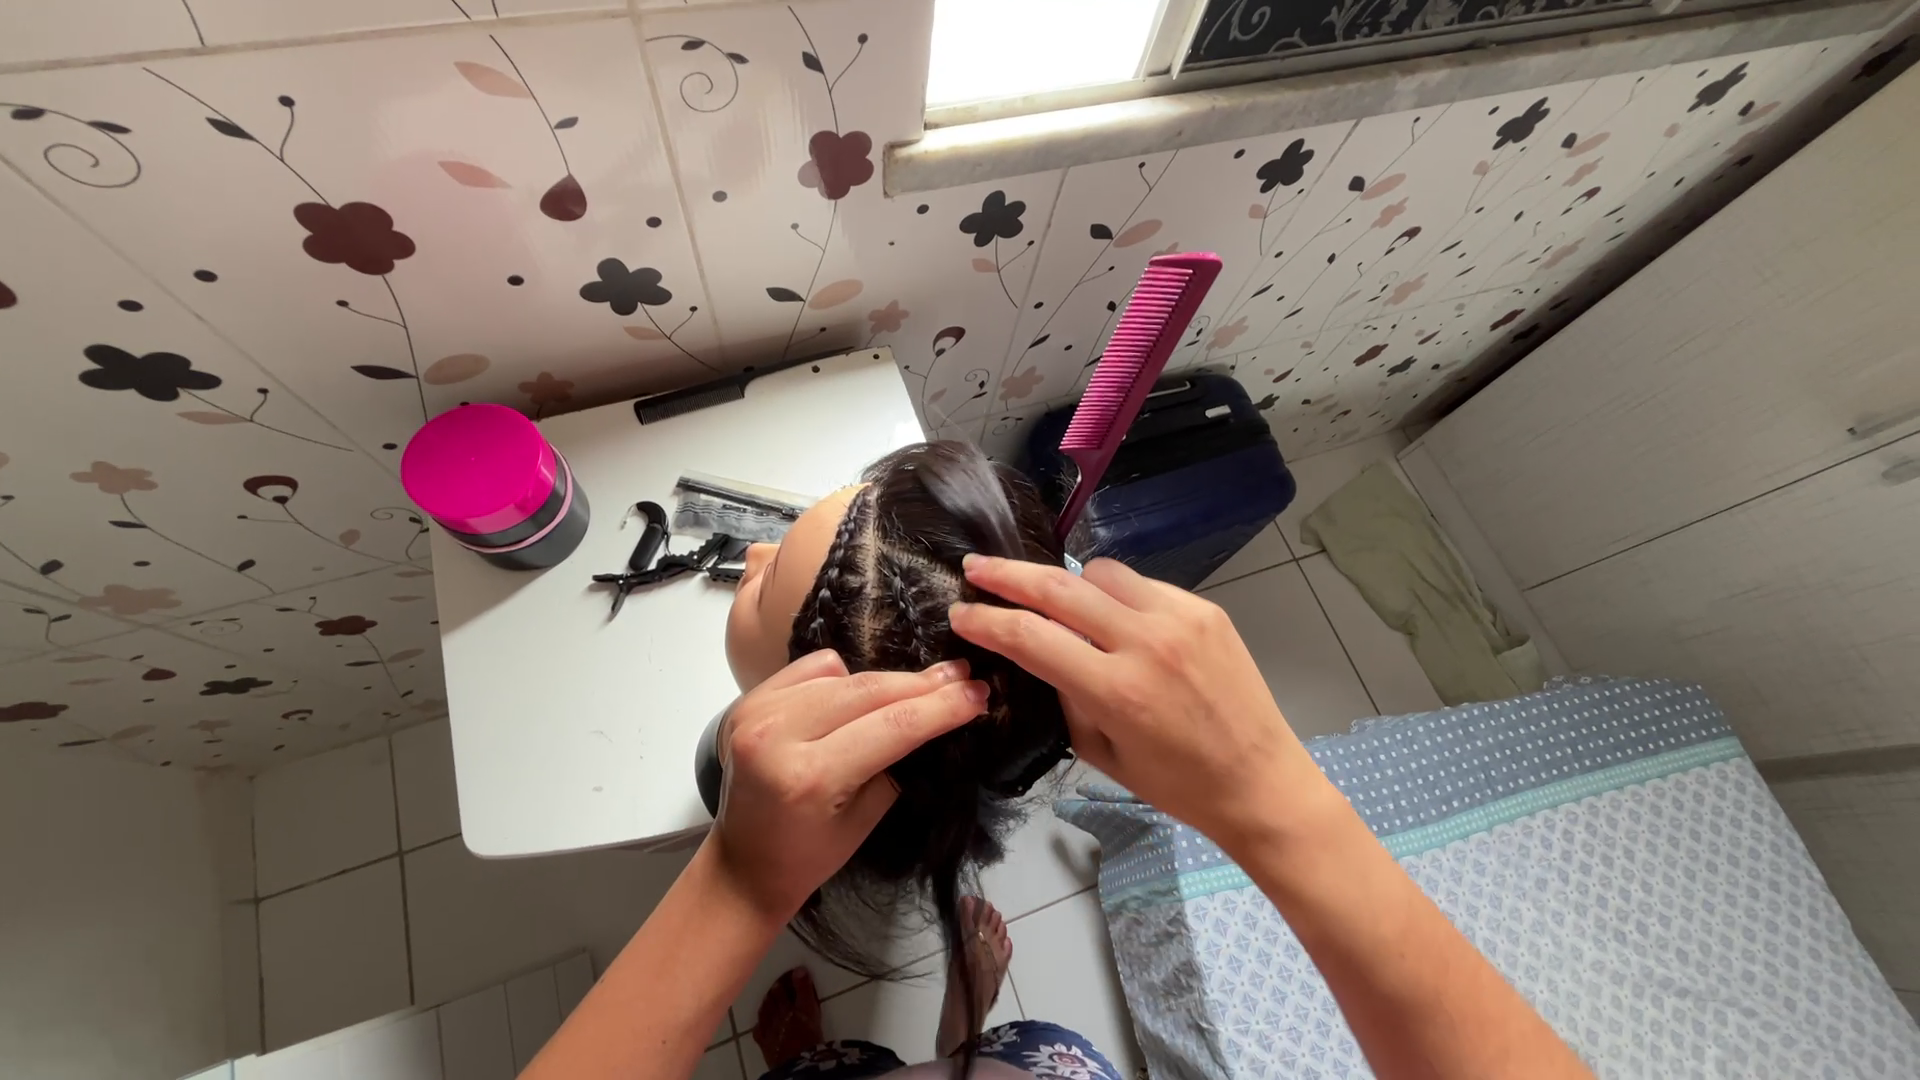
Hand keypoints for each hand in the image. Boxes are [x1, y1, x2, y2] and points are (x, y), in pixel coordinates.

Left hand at [708, 649, 989, 924]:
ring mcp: (756, 712)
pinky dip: (842, 675)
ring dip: (887, 681)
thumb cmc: (810, 855)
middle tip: (962, 674)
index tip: (978, 692)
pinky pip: (812, 668)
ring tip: (920, 686)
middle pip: (868, 690)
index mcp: (809, 776)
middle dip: (922, 683)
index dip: (941, 706)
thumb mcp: (866, 816)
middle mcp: (776, 736)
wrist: (743, 864)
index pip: (891, 727)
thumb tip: (935, 711)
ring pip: (844, 674)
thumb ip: (896, 759)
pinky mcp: (749, 701)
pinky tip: (857, 692)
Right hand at [948, 555, 1328, 853]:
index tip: (960, 612)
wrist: (1260, 781)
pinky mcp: (1204, 608)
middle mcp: (1146, 643)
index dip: (987, 622)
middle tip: (975, 567)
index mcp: (1116, 691)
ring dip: (1068, 583)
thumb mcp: (1101, 751)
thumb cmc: (1175, 783)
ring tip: (1056, 601)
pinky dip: (1114, 595)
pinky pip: (1141, 584)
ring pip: (1100, 573)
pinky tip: (1114, 617)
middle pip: (1058, 588)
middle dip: (1007, 574)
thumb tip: (1039, 649)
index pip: (1031, 637)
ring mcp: (1180, 618)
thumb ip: (1064, 694)